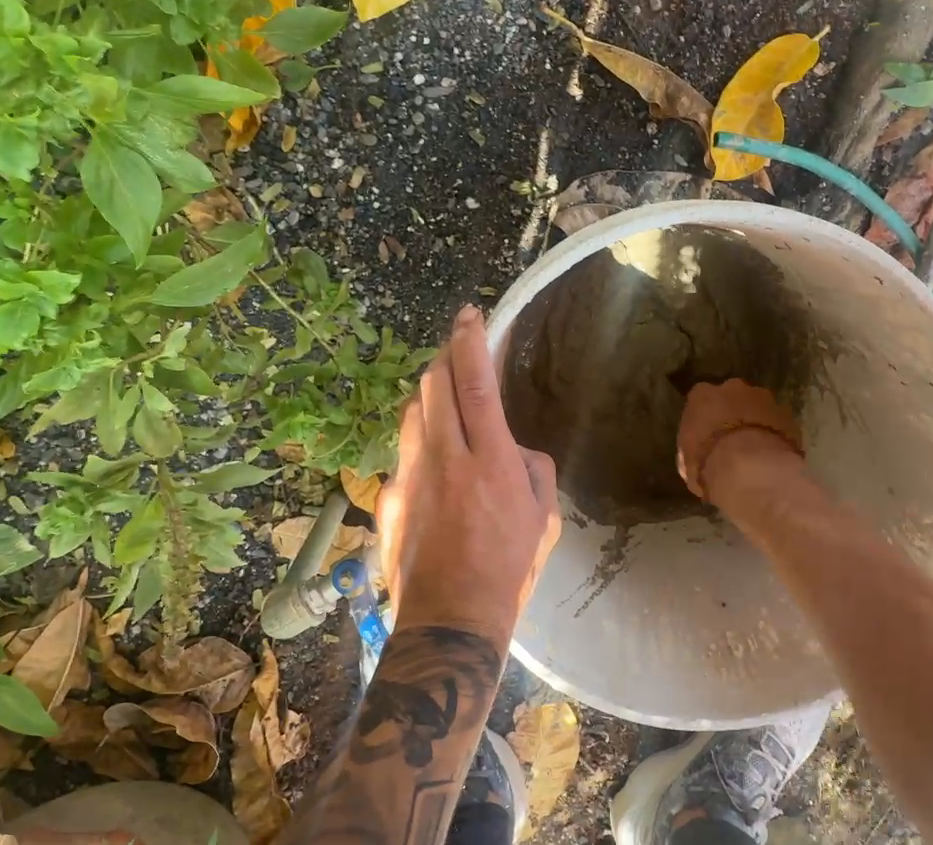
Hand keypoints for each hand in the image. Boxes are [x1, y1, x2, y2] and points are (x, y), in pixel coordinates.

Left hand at [376, 305, 560, 641]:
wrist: (450, 618)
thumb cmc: (509, 568)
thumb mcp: (544, 517)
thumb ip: (532, 469)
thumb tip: (513, 451)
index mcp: (490, 459)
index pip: (475, 383)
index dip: (470, 342)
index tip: (469, 315)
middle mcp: (444, 457)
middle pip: (433, 385)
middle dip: (444, 356)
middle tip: (456, 347)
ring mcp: (409, 476)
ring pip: (411, 413)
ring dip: (428, 394)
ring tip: (442, 396)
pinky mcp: (387, 497)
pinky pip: (403, 454)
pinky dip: (419, 444)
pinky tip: (432, 464)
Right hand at [677, 380, 804, 501]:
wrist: (751, 467)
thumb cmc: (709, 462)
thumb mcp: (689, 464)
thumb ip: (693, 456)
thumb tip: (697, 465)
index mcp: (701, 395)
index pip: (701, 401)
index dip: (705, 420)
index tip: (707, 438)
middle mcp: (733, 387)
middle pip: (732, 397)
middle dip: (733, 414)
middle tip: (733, 440)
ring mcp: (764, 398)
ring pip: (758, 407)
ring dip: (757, 423)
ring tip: (757, 450)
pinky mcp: (787, 414)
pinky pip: (778, 423)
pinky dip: (775, 435)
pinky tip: (773, 456)